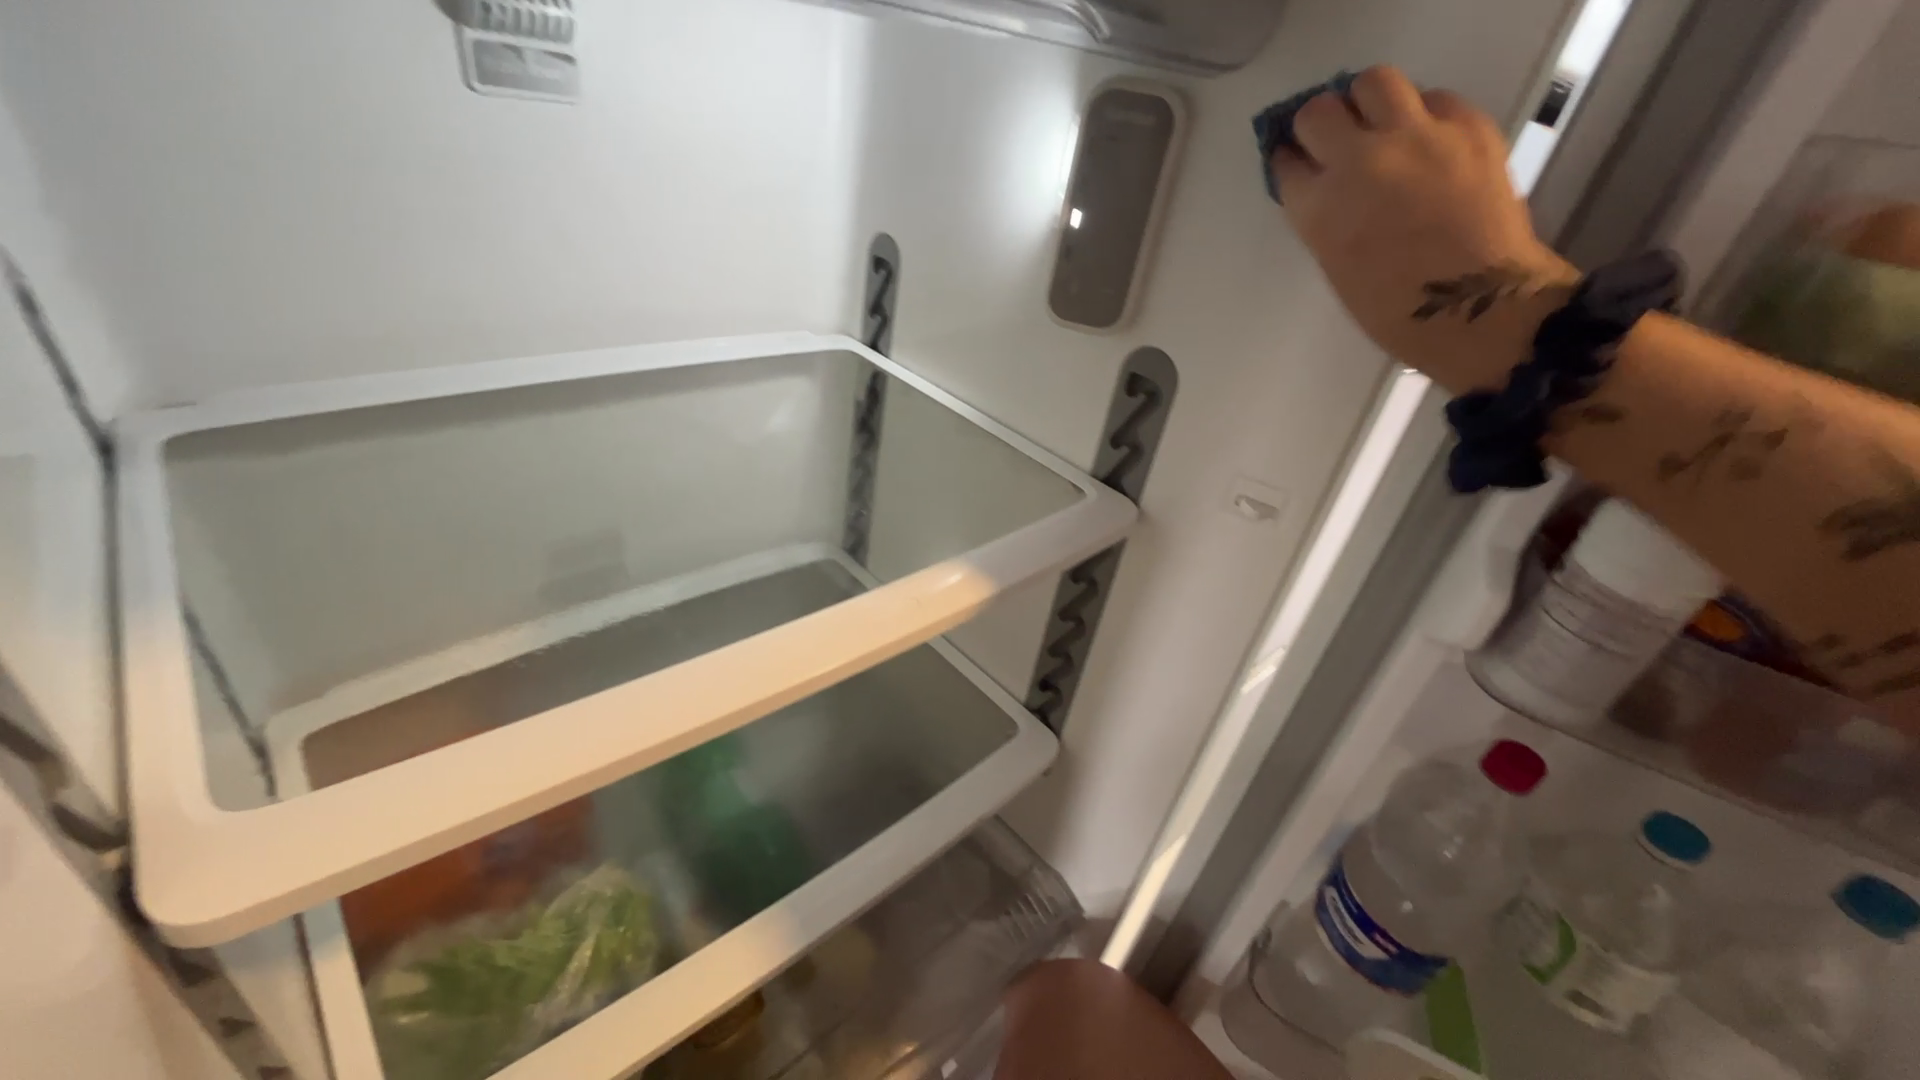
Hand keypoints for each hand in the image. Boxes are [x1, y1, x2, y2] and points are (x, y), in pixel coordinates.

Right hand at [1272, 66, 1578, 392]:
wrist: (1478, 306)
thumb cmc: (1394, 310)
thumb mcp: (1336, 265)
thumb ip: (1325, 218)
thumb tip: (1327, 188)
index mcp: (1319, 208)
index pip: (1286, 163)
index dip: (1291, 163)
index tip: (1298, 166)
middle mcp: (1359, 161)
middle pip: (1319, 112)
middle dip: (1320, 126)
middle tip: (1333, 142)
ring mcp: (1416, 136)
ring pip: (1374, 82)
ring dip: (1368, 102)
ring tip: (1379, 125)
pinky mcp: (1466, 125)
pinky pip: (1434, 98)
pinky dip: (1423, 114)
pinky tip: (1427, 141)